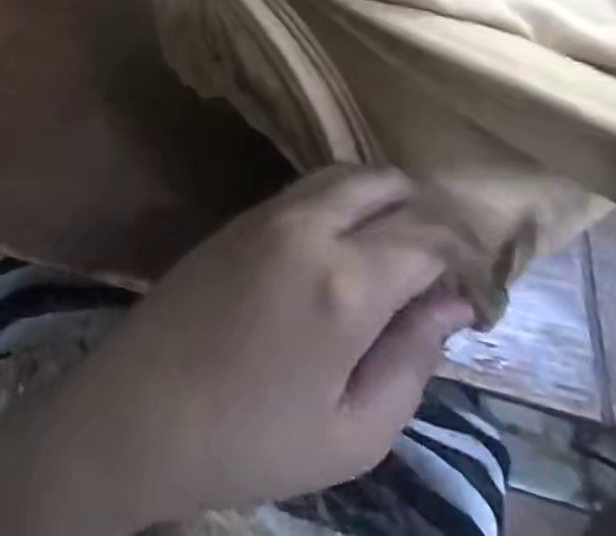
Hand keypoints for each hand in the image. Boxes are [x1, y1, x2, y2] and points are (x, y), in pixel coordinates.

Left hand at [0, 165, 476, 534]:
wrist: (136, 413)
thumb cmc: (250, 441)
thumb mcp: (355, 432)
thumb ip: (414, 357)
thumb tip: (455, 301)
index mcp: (346, 282)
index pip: (432, 236)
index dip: (469, 254)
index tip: (480, 286)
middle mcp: (310, 226)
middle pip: (391, 184)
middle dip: (431, 212)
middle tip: (446, 261)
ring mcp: (269, 213)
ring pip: (348, 174)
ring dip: (387, 197)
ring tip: (402, 247)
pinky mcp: (240, 216)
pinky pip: (310, 187)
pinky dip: (346, 198)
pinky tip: (349, 239)